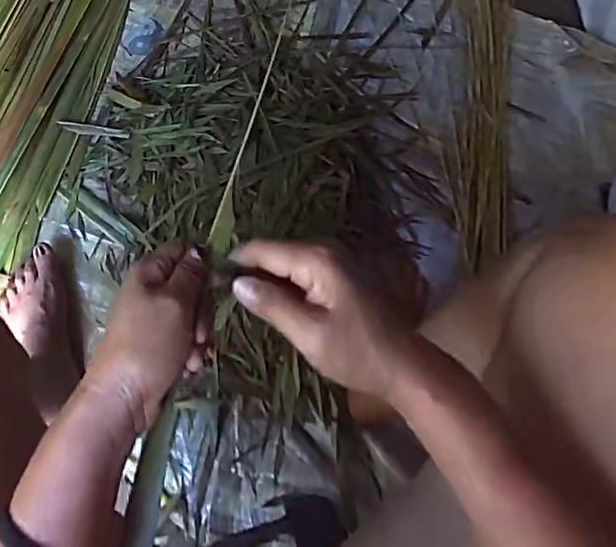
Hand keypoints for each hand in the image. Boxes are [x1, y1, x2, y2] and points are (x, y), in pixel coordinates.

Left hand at [81, 241, 211, 432]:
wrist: (124, 397)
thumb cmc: (149, 343)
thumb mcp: (175, 302)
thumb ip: (191, 274)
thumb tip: (198, 249)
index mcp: (149, 271)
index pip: (182, 250)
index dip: (202, 263)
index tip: (216, 284)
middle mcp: (150, 289)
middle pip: (192, 285)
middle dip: (202, 310)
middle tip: (199, 332)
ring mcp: (154, 317)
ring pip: (192, 315)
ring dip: (199, 336)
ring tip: (192, 356)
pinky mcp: (158, 343)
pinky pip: (185, 338)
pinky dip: (190, 352)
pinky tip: (188, 367)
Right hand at [229, 240, 417, 399]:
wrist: (404, 366)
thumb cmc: (356, 353)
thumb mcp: (309, 334)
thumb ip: (272, 304)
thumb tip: (236, 282)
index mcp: (317, 259)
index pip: (263, 249)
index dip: (236, 260)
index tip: (211, 276)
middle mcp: (324, 249)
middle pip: (273, 251)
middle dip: (249, 268)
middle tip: (224, 292)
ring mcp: (333, 258)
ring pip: (285, 260)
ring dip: (265, 275)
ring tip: (241, 296)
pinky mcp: (337, 271)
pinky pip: (299, 268)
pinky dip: (283, 281)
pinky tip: (271, 300)